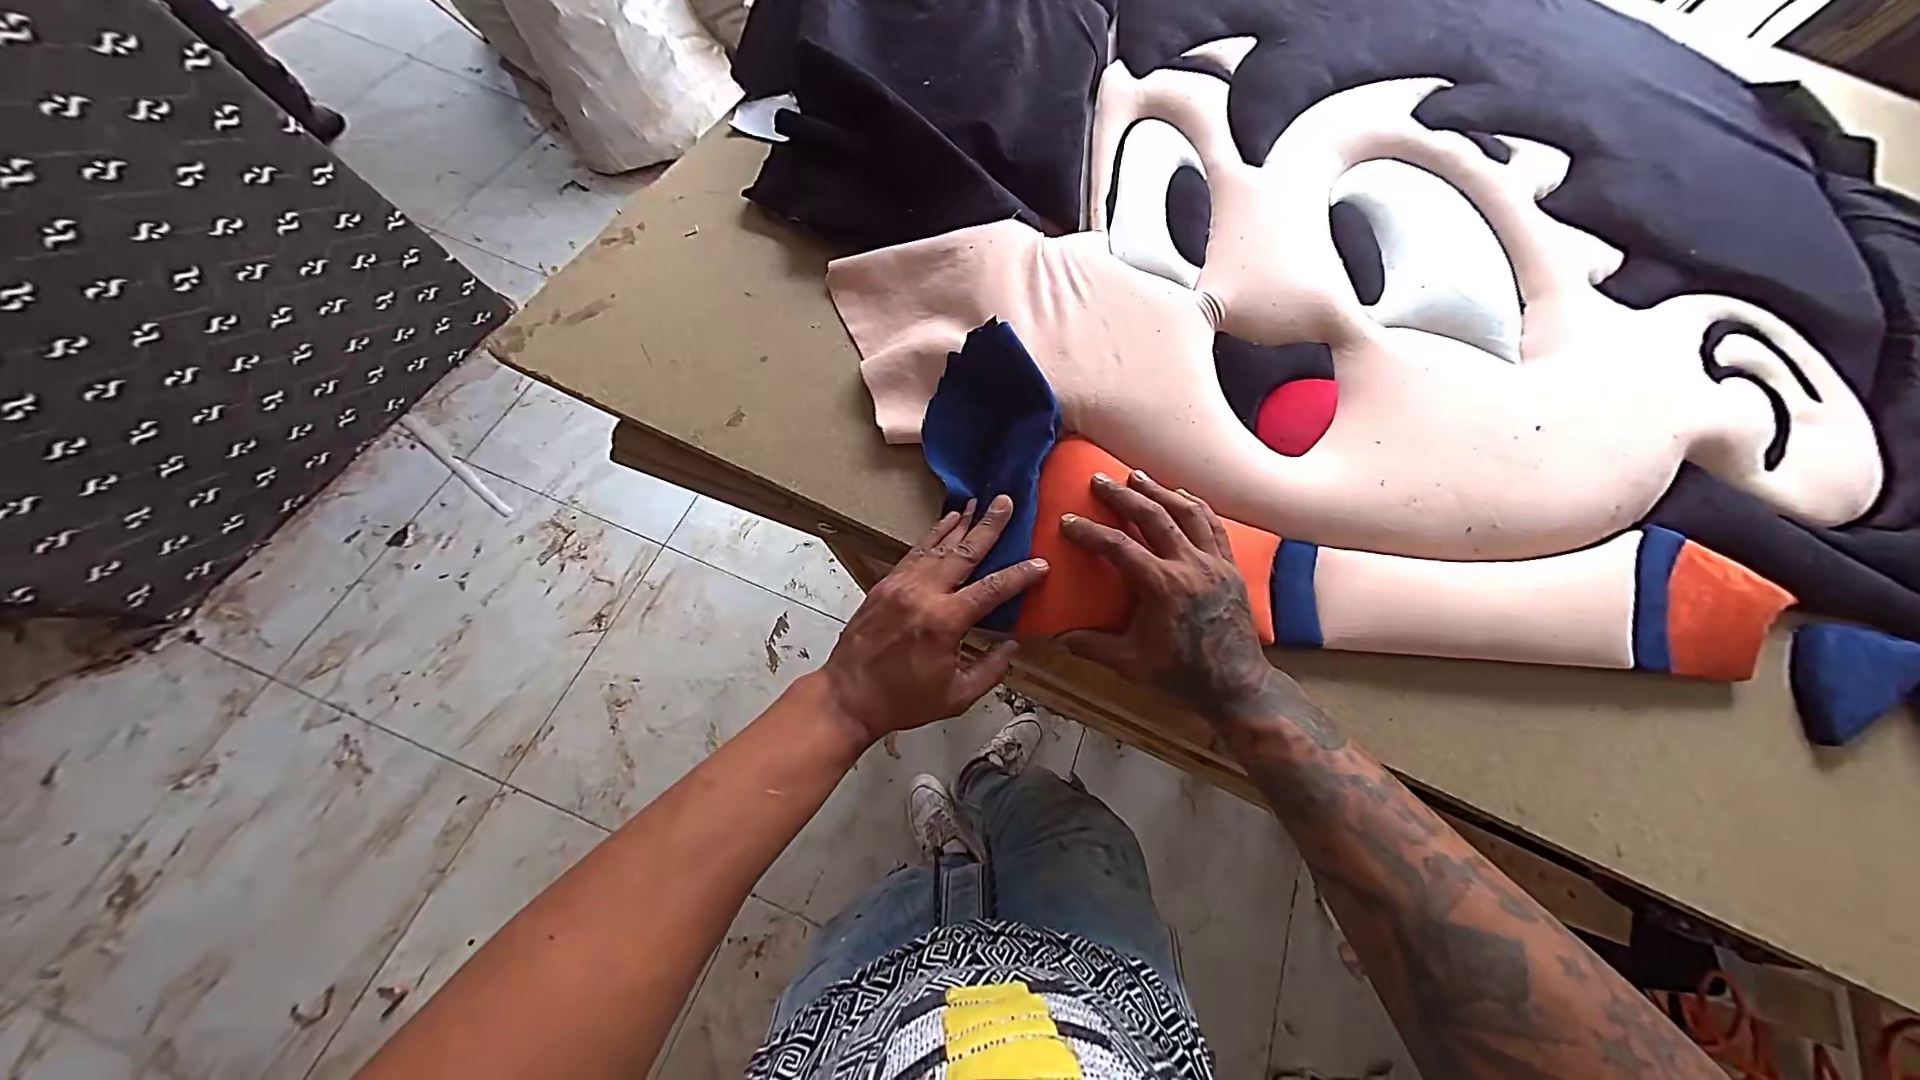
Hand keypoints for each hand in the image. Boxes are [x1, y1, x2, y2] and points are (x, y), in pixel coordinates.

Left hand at [818, 495, 1049, 745]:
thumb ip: (991, 669)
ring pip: (937, 546)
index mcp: (944, 622)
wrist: (848, 696)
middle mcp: (922, 594)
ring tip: (978, 503)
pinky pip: (914, 553)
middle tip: (1006, 502)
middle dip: (989, 526)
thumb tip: (1011, 646)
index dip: (1019, 575)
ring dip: (960, 524)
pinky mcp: (885, 585)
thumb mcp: (957, 696)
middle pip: (964, 552)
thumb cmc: (902, 700)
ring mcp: (900, 586)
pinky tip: (945, 523)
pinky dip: (932, 536)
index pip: (992, 589)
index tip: (1039, 564)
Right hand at [1057, 470, 1279, 723]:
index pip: (1118, 547)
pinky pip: (1213, 525)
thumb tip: (1058, 637)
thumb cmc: (1183, 675)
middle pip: (1154, 516)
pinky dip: (1195, 505)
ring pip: (1186, 513)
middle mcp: (1190, 566)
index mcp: (1163, 587)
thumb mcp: (1130, 663)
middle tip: (1100, 480)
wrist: (1237, 686)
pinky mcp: (1230, 567)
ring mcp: (1214, 563)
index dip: (1090, 532)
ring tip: (1137, 477)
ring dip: (1159, 491)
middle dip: (1123, 495)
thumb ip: (1092, 646)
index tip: (1068, 521)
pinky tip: (1182, 495)